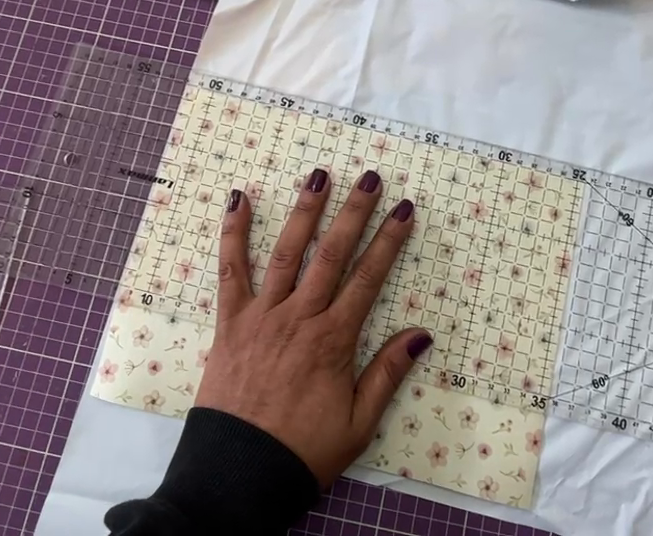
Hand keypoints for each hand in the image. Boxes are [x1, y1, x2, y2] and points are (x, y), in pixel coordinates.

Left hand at [197, 167, 429, 485]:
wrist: (236, 477)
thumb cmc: (302, 452)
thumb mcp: (358, 424)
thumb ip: (387, 374)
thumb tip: (421, 333)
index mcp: (333, 340)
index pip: (369, 278)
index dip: (390, 241)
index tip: (405, 210)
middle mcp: (299, 317)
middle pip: (332, 254)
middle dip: (353, 212)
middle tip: (370, 178)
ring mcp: (262, 315)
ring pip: (287, 252)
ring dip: (305, 210)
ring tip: (319, 175)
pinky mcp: (231, 322)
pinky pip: (231, 271)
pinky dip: (234, 234)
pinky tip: (239, 200)